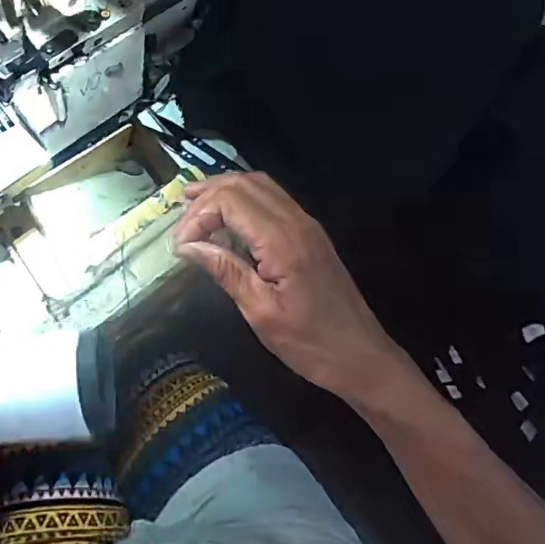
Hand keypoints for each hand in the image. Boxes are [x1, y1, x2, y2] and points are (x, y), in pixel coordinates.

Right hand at [172, 172, 412, 405]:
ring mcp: (305, 224)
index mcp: (282, 241)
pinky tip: (225, 217)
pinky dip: (241, 197)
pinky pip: (270, 196)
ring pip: (257, 184)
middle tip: (180, 222)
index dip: (197, 216)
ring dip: (222, 190)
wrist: (364, 359)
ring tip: (192, 207)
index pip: (229, 201)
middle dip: (205, 196)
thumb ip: (224, 270)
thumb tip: (186, 246)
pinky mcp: (308, 232)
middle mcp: (296, 221)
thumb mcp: (260, 312)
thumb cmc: (311, 344)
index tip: (180, 247)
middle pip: (241, 184)